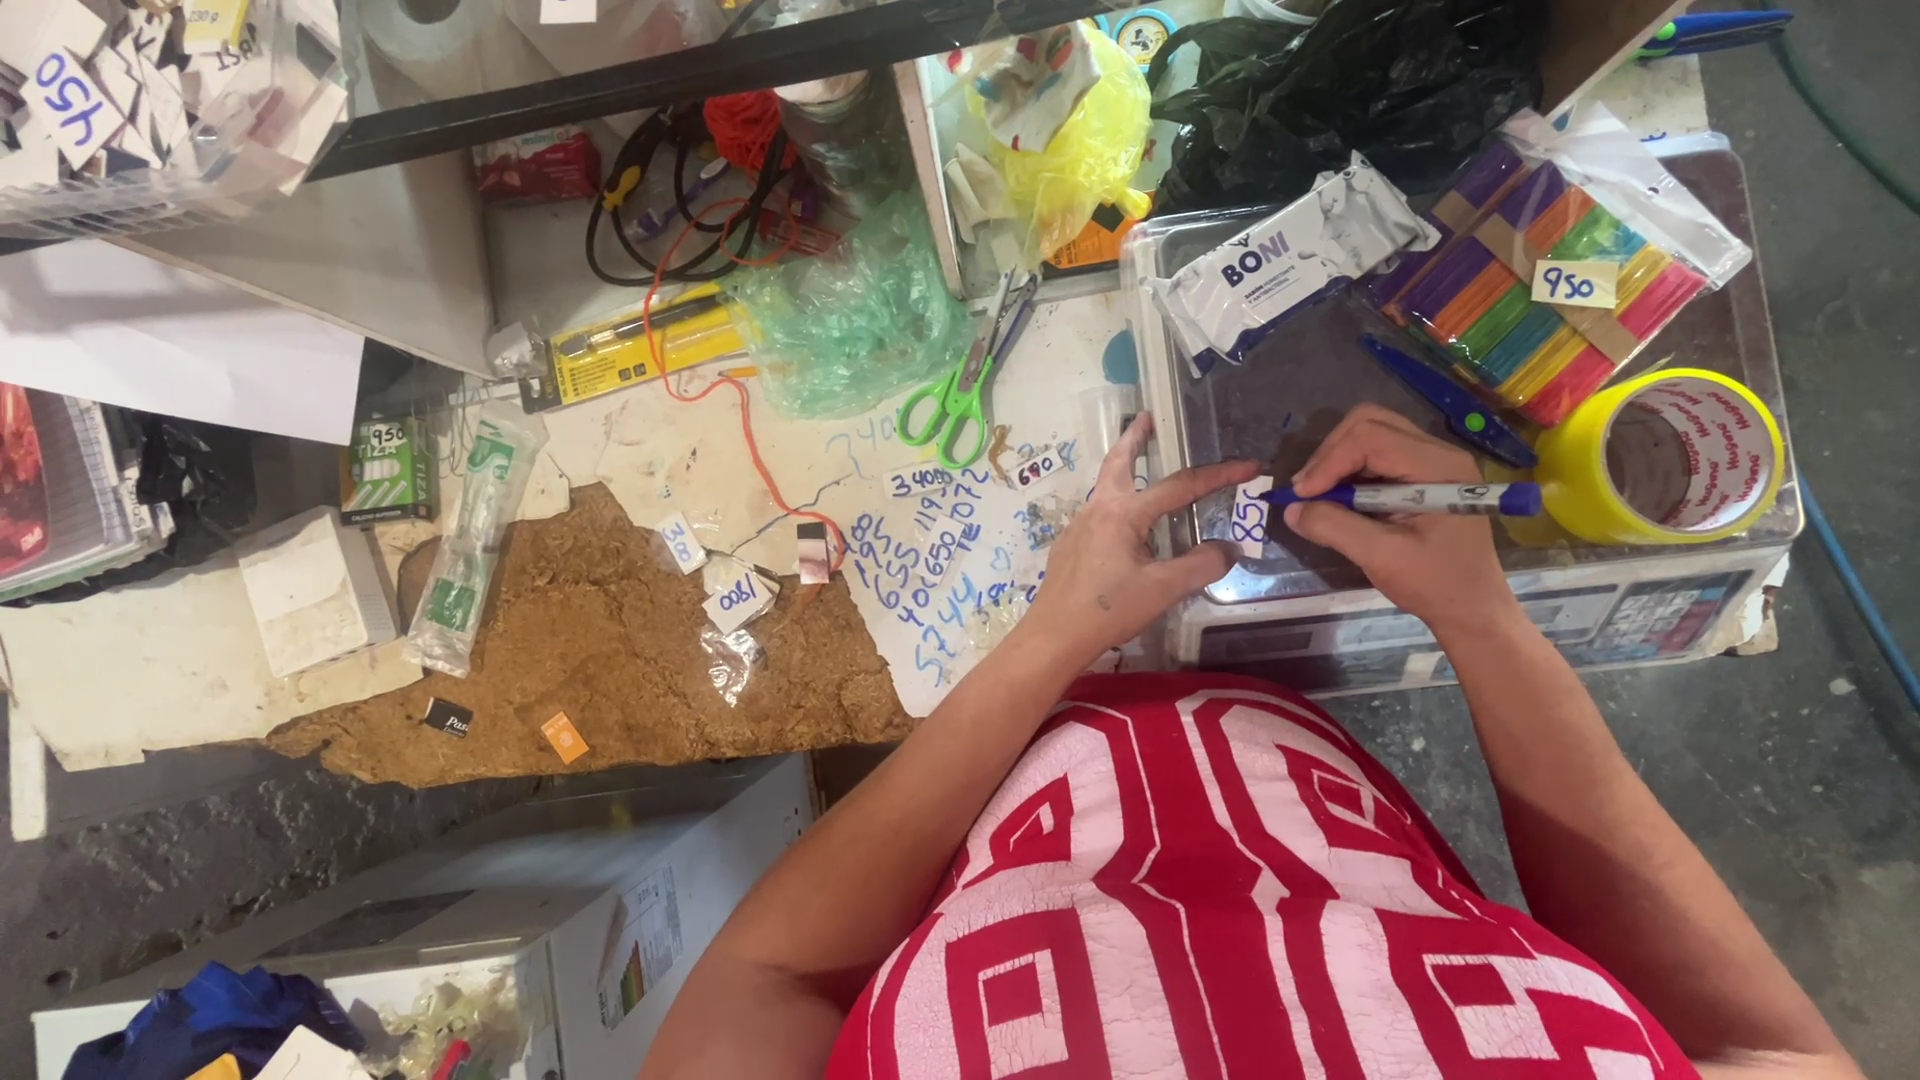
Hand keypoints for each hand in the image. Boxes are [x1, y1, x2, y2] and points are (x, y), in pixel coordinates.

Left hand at [1018, 412, 1259, 668]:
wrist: (1053, 636)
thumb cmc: (1108, 610)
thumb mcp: (1163, 589)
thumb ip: (1202, 564)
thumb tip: (1231, 548)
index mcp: (1123, 513)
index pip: (1179, 485)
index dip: (1218, 475)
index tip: (1248, 465)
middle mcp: (1097, 509)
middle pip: (1117, 462)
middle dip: (1134, 437)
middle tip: (1146, 417)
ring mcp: (1077, 527)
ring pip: (1104, 487)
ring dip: (1122, 469)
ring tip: (1138, 464)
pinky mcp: (1069, 546)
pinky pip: (1097, 513)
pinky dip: (1115, 503)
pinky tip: (1123, 526)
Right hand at [1282, 403, 1519, 638]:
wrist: (1471, 606)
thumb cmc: (1435, 583)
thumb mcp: (1381, 557)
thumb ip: (1334, 528)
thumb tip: (1291, 510)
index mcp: (1437, 467)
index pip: (1369, 437)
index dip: (1328, 462)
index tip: (1301, 497)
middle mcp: (1436, 453)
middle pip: (1368, 422)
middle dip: (1329, 454)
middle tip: (1307, 492)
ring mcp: (1428, 462)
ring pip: (1368, 434)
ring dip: (1335, 462)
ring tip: (1318, 497)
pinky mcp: (1418, 476)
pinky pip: (1373, 456)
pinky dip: (1346, 472)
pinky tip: (1338, 501)